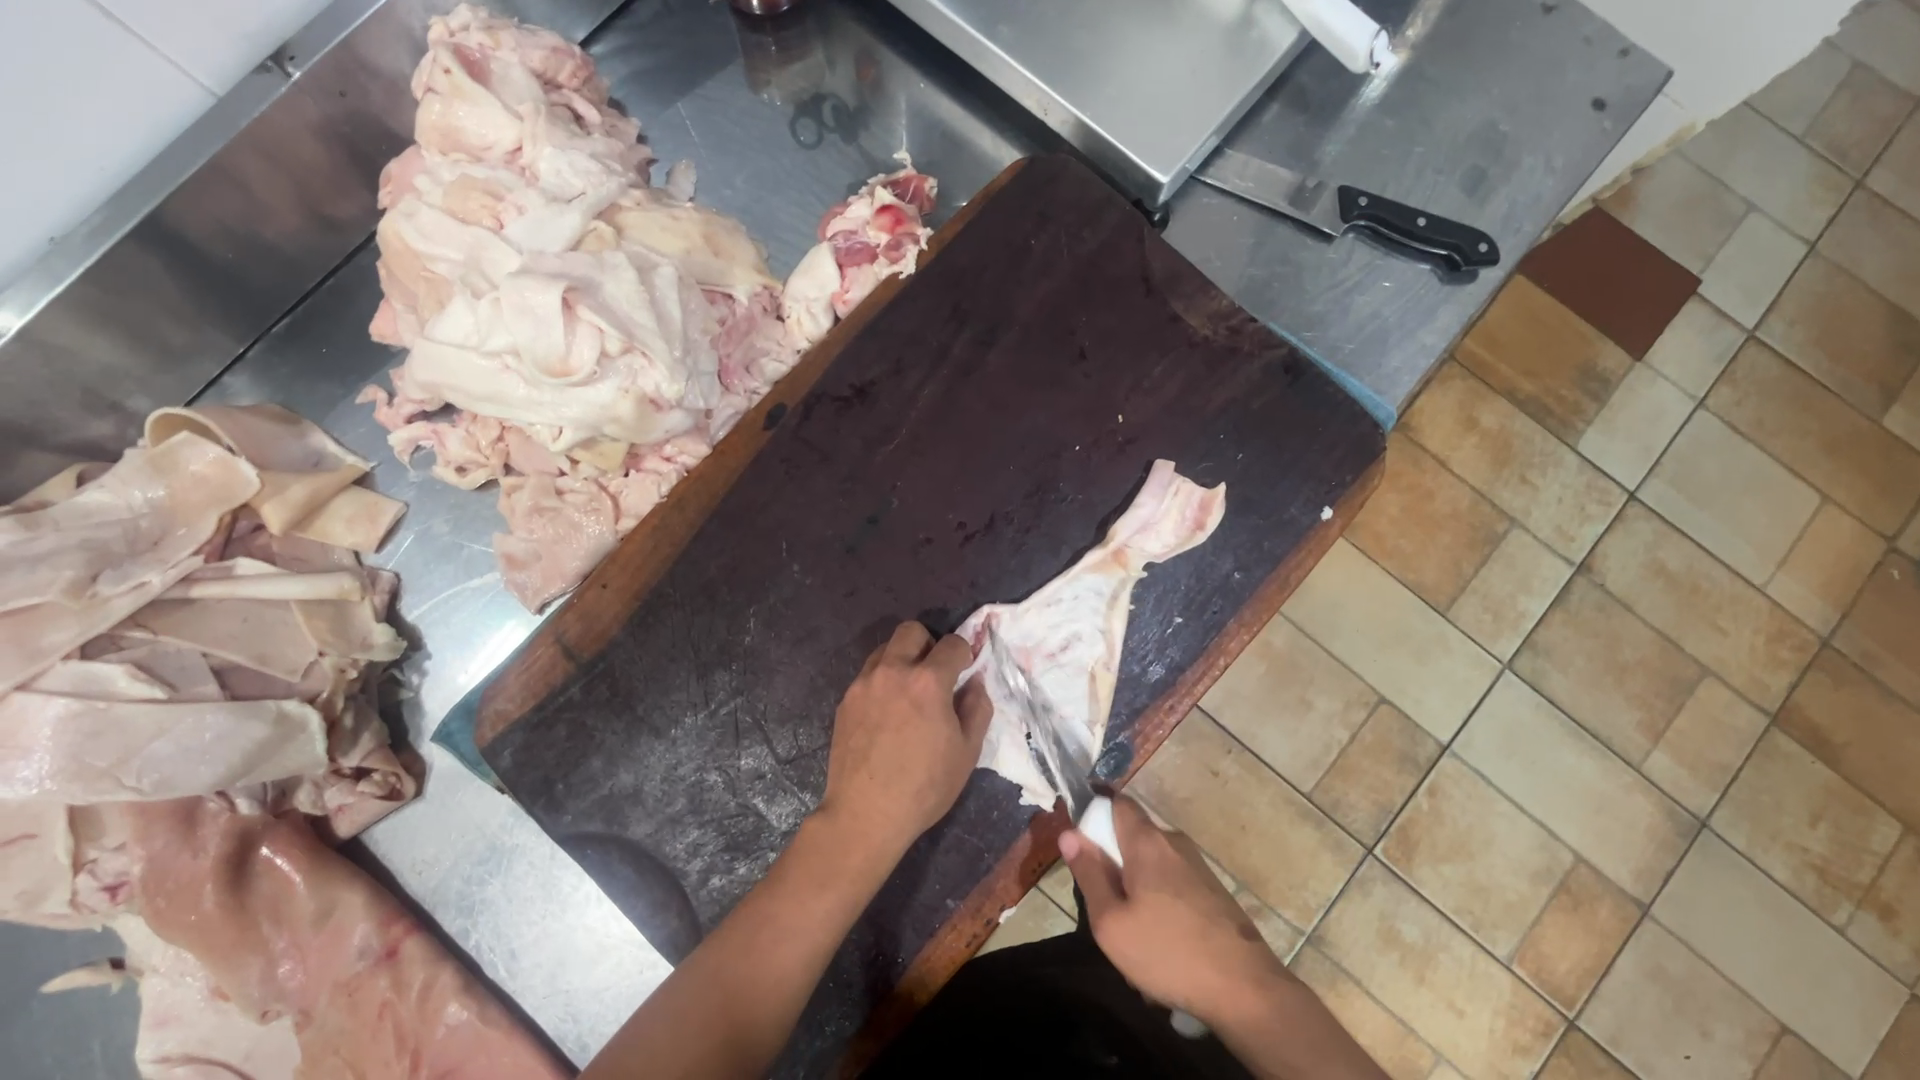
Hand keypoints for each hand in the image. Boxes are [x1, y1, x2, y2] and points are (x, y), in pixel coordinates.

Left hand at [816, 622, 991, 862]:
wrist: (866, 813)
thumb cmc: (925, 786)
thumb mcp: (967, 752)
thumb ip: (977, 708)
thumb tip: (975, 682)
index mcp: (928, 681)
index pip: (952, 644)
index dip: (964, 653)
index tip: (966, 669)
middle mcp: (893, 671)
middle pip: (911, 631)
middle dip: (929, 643)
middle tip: (936, 673)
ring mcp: (863, 684)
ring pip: (884, 650)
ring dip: (902, 659)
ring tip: (909, 692)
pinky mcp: (845, 701)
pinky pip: (867, 676)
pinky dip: (882, 682)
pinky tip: (887, 714)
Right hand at [1060, 796, 1291, 1024]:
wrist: (1245, 989)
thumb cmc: (1167, 952)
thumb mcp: (1111, 921)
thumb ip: (1089, 874)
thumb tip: (1069, 833)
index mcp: (1148, 842)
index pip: (1117, 802)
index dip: (1094, 814)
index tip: (1081, 846)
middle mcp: (1175, 844)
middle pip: (1133, 836)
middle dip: (1113, 863)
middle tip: (1104, 906)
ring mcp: (1199, 868)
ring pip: (1152, 866)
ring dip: (1136, 890)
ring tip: (1133, 935)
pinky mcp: (1214, 892)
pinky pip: (1173, 885)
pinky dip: (1159, 904)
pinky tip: (1161, 944)